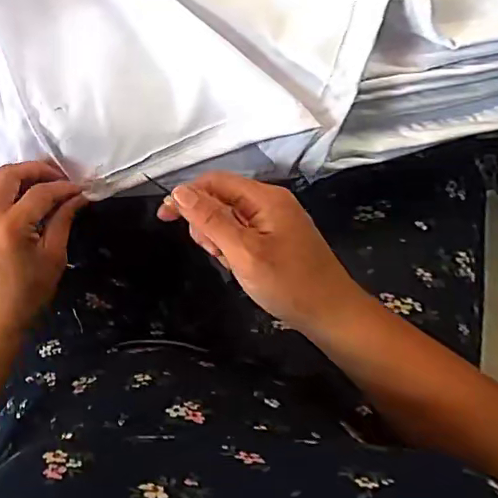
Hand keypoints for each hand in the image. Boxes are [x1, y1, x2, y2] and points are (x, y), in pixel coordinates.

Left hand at [0, 161, 86, 336]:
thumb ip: (62, 221)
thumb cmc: (27, 295)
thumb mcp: (53, 258)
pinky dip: (4, 188)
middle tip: (59, 179)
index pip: (40, 192)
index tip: (79, 189)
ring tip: (42, 185)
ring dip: (18, 176)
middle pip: (10, 174)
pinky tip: (22, 198)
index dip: (63, 187)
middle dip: (37, 170)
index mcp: (10, 226)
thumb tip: (76, 198)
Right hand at [157, 171, 374, 334]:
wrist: (333, 316)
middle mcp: (270, 202)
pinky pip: (240, 230)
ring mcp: (274, 219)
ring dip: (215, 235)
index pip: (213, 181)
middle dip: (203, 220)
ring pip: (226, 215)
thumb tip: (179, 192)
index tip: (164, 218)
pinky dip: (229, 244)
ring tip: (225, 259)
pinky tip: (235, 263)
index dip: (185, 195)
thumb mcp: (242, 251)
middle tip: (209, 250)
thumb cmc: (289, 284)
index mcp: (265, 198)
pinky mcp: (275, 236)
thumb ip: (210, 219)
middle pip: (219, 197)